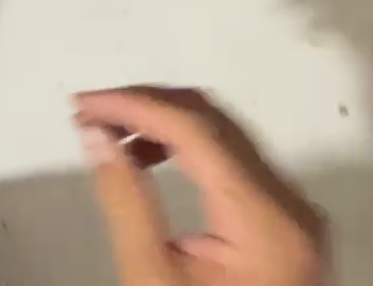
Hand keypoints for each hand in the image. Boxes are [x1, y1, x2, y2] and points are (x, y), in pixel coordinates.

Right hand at [77, 87, 325, 285]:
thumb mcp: (151, 278)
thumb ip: (124, 199)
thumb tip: (94, 131)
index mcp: (265, 220)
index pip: (193, 129)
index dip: (131, 104)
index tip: (80, 105)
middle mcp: (290, 203)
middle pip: (210, 118)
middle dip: (143, 104)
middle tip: (89, 113)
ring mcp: (292, 210)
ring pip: (219, 129)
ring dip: (159, 118)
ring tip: (108, 131)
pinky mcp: (284, 219)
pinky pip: (228, 154)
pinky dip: (181, 141)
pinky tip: (144, 155)